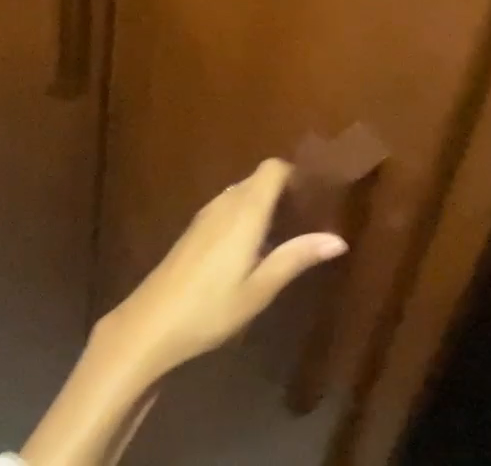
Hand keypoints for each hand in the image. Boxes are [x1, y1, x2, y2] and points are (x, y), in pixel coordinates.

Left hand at [94, 158, 347, 381]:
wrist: (152, 321)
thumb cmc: (212, 307)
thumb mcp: (260, 288)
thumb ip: (296, 258)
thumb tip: (338, 238)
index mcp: (243, 211)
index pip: (271, 169)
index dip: (296, 174)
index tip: (320, 193)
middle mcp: (224, 203)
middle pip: (258, 179)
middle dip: (285, 189)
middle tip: (313, 214)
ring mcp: (205, 215)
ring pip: (241, 192)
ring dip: (265, 202)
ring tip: (291, 229)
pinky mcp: (194, 230)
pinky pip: (228, 207)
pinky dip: (247, 213)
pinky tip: (257, 244)